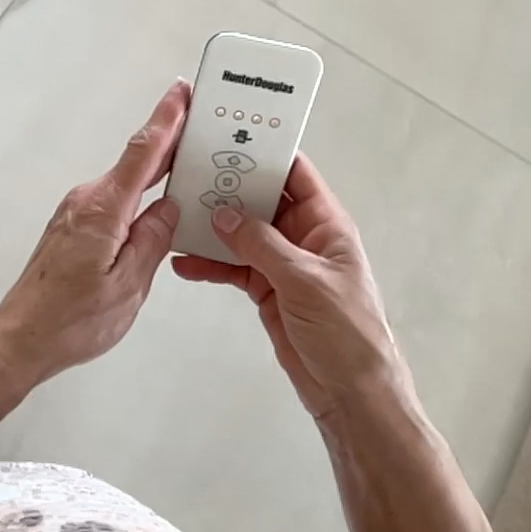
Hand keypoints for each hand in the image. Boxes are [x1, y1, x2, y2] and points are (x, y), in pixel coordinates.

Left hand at [0, 80, 188, 389]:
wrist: (21, 337)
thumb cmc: (71, 320)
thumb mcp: (128, 286)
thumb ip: (153, 241)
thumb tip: (169, 206)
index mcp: (104, 209)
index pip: (143, 153)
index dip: (166, 119)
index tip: (182, 92)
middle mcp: (87, 200)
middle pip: (136, 162)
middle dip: (169, 139)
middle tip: (200, 119)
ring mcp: (77, 211)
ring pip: (126, 183)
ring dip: (156, 172)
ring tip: (190, 164)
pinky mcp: (74, 225)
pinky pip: (115, 201)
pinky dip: (139, 195)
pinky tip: (156, 205)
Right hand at [171, 154, 408, 422]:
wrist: (352, 397)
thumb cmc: (347, 333)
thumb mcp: (305, 281)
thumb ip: (262, 244)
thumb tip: (224, 214)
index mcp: (325, 224)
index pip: (295, 174)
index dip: (266, 153)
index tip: (232, 134)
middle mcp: (302, 236)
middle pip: (261, 199)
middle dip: (229, 186)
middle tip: (192, 170)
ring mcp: (282, 263)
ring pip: (241, 231)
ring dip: (213, 225)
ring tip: (178, 214)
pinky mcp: (266, 289)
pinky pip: (232, 265)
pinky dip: (209, 263)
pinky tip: (184, 262)